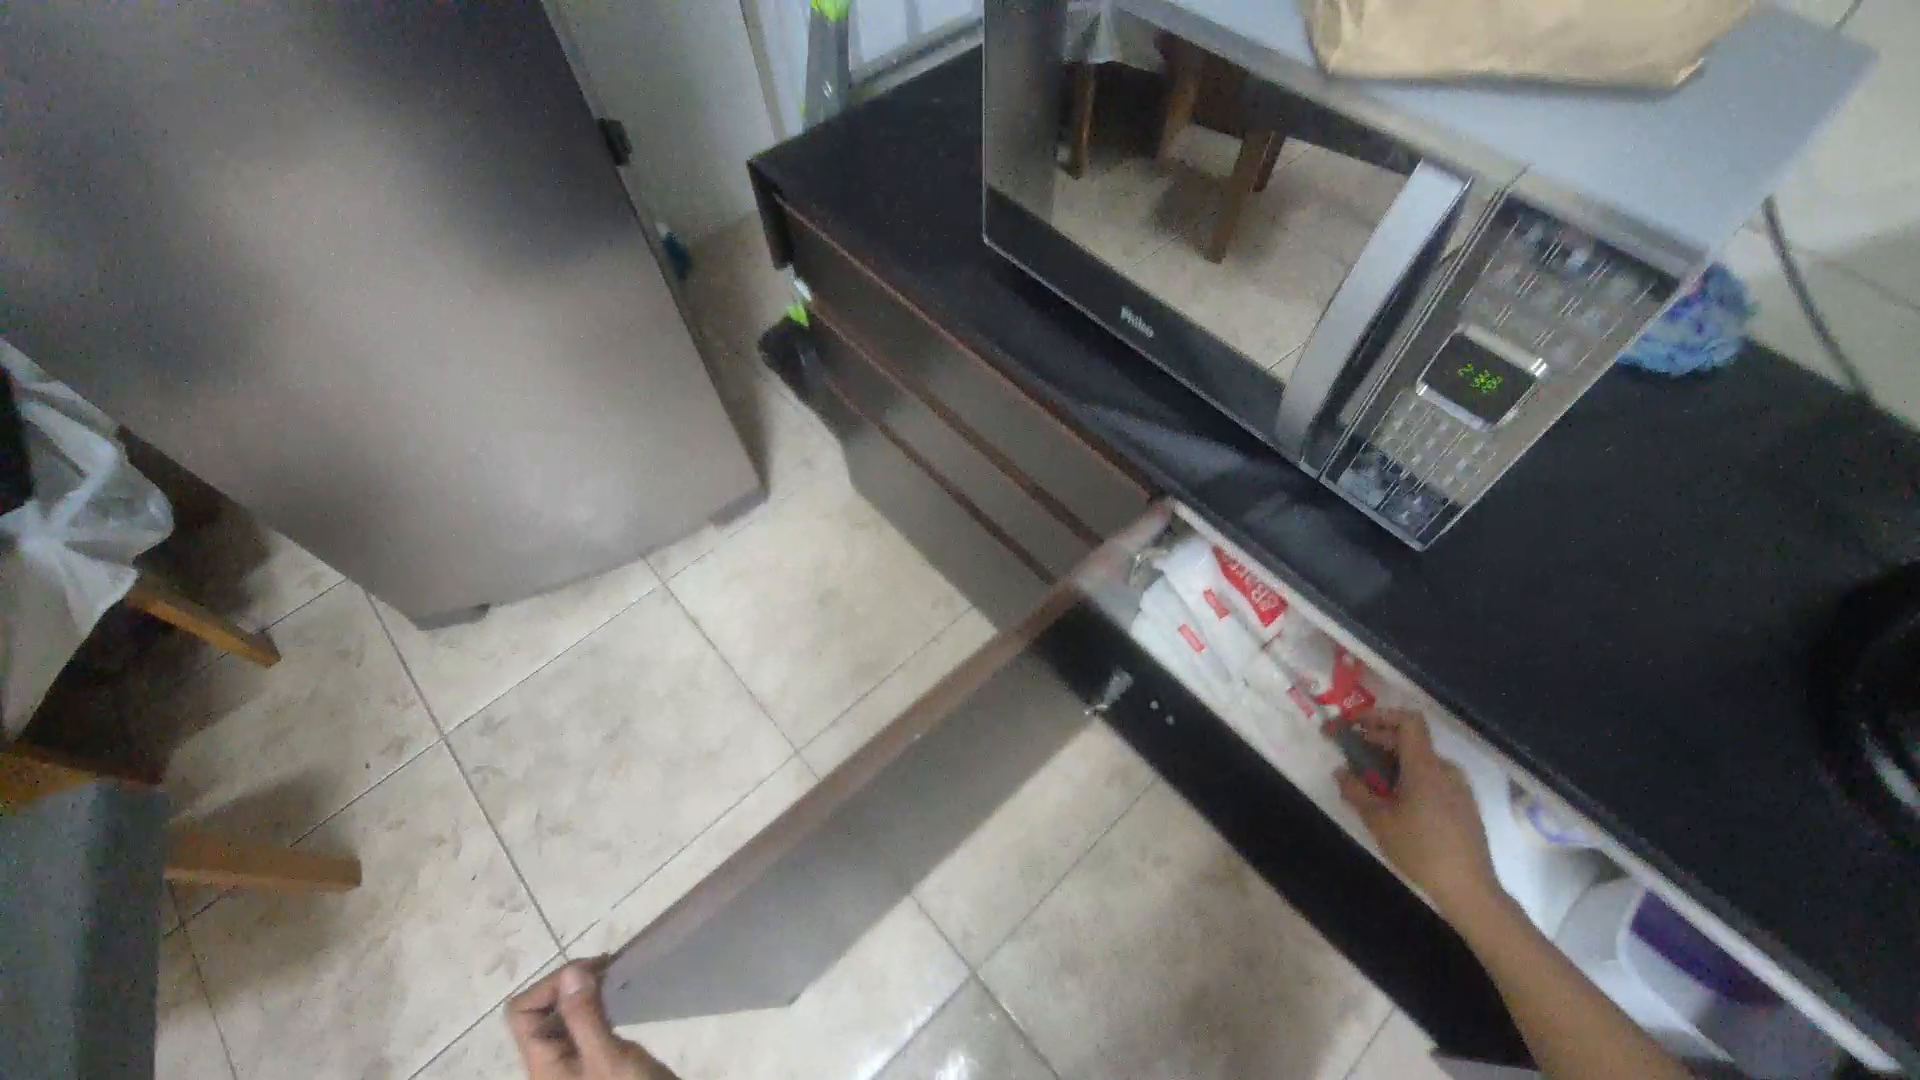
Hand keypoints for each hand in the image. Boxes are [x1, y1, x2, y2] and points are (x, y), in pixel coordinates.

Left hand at [507, 960, 679, 1079]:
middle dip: (568, 983)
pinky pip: (582, 1024)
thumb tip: (570, 971)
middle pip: (538, 1011)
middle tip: (608, 969)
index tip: (592, 972)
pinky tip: (619, 999)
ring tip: (614, 977)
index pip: (522, 1011)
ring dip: (583, 991)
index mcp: (542, 1064)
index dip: (550, 985)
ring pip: (562, 1015)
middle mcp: (549, 1062)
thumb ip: (585, 1017)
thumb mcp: (607, 1058)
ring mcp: (570, 1062)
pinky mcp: (592, 1060)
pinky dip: (596, 1004)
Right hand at [1335, 709, 1503, 923]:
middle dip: (1377, 742)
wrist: (1470, 889)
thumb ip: (1356, 791)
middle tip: (1351, 758)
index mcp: (1425, 767)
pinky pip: (1433, 778)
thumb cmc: (1420, 850)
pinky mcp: (1464, 805)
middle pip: (1410, 741)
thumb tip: (1341, 772)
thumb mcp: (1378, 821)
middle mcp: (1445, 770)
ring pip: (1420, 761)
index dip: (1380, 716)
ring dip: (1392, 763)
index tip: (1355, 726)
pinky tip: (1395, 803)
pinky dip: (1409, 778)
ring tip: (1370, 785)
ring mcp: (1458, 788)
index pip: (1408, 721)